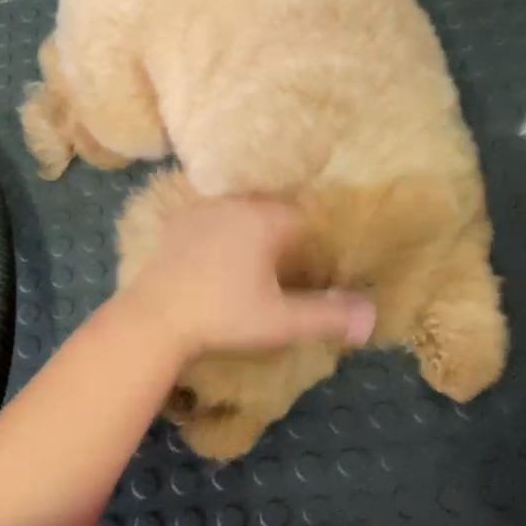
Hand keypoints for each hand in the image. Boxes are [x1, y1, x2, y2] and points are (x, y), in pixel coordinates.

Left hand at [109, 197, 375, 361]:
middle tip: (289, 265)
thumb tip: (371, 317)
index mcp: (263, 218)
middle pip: (272, 209)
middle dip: (284, 232)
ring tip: (256, 264)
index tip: (315, 263)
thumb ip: (328, 316)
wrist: (154, 318)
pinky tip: (220, 262)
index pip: (303, 216)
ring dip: (252, 230)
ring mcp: (201, 210)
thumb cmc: (223, 316)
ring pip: (241, 211)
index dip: (313, 239)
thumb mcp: (281, 321)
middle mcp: (233, 204)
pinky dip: (223, 233)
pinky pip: (212, 219)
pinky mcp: (177, 224)